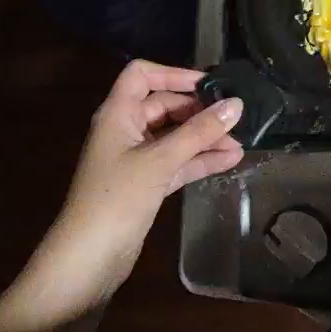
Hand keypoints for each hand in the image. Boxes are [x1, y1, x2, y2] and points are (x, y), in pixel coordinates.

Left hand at [6, 61, 242, 323]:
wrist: (89, 258)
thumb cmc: (117, 198)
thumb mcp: (161, 160)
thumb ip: (200, 131)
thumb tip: (236, 104)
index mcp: (118, 114)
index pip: (142, 75)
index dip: (174, 73)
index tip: (210, 84)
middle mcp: (126, 129)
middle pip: (166, 105)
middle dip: (200, 112)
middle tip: (235, 118)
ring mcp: (136, 157)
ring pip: (176, 136)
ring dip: (205, 138)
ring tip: (241, 143)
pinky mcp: (147, 182)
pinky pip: (178, 161)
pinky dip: (200, 159)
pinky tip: (230, 161)